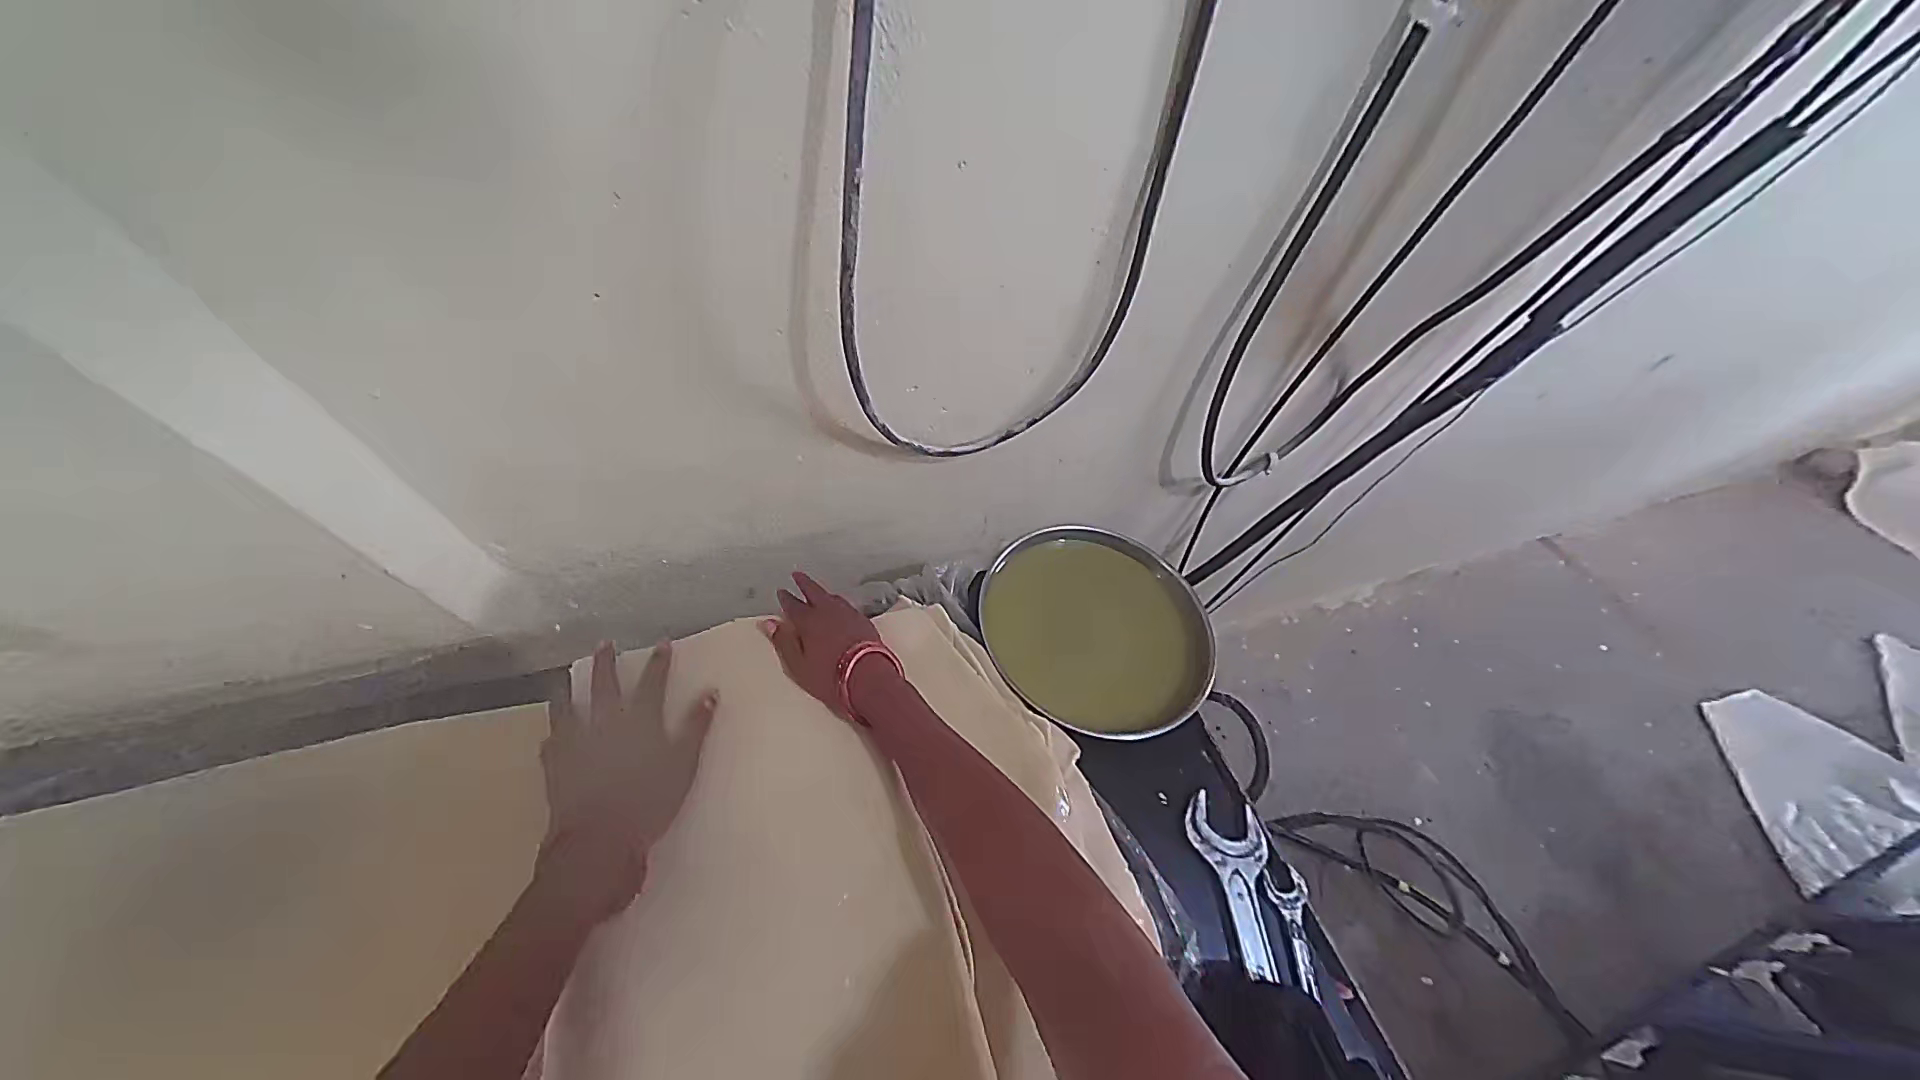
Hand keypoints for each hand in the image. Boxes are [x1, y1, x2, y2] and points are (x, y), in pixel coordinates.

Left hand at [537, 641, 717, 921]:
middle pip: (603, 686)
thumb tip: (710, 694)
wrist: (598, 843)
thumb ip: (695, 727)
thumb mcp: (683, 764)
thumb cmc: (649, 803)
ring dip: (566, 691)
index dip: (658, 663)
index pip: (651, 683)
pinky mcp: (555, 770)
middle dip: (605, 664)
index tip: (662, 643)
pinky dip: (553, 735)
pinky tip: (551, 734)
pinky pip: (551, 744)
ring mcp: (574, 746)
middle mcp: (604, 725)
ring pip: (567, 709)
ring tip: (562, 679)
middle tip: (603, 644)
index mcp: (639, 721)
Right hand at [762, 571, 896, 720]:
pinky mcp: (863, 621)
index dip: (786, 598)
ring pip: (832, 597)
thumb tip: (769, 624)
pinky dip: (838, 602)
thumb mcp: (798, 664)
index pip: (793, 605)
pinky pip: (846, 605)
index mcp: (808, 621)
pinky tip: (839, 607)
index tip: (781, 592)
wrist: (868, 677)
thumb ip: (783, 642)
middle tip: (797, 575)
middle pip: (814, 592)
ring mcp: (848, 615)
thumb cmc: (830, 675)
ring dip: (822, 592)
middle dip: (804, 583)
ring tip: (817, 591)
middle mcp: (828, 612)